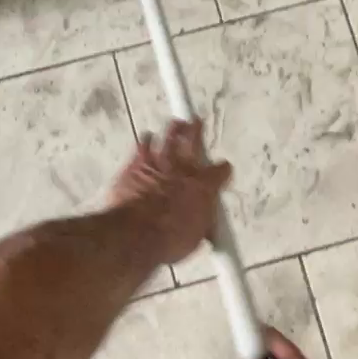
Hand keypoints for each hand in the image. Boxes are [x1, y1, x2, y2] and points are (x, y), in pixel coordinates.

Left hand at [108, 118, 232, 266]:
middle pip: (193, 141)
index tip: (221, 169)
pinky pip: (144, 144)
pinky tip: (147, 136)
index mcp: (204, 186)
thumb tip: (204, 228)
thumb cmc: (168, 239)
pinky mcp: (136, 164)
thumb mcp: (195, 238)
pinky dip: (147, 141)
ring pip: (169, 136)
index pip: (221, 171)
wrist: (135, 233)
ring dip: (174, 129)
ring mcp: (159, 163)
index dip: (222, 170)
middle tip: (197, 120)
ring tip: (176, 122)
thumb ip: (202, 224)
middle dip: (196, 130)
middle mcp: (184, 169)